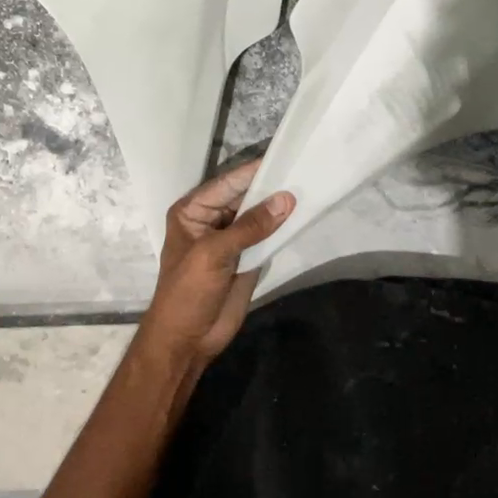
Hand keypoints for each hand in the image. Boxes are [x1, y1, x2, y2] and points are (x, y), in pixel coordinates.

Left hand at [147, 160, 293, 363]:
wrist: (186, 341)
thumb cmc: (187, 293)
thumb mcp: (214, 254)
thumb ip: (250, 226)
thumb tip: (287, 199)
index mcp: (194, 211)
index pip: (229, 183)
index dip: (255, 171)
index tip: (286, 156)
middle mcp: (212, 219)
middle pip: (246, 196)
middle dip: (272, 187)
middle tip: (305, 170)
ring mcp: (232, 239)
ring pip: (260, 215)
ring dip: (280, 206)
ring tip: (311, 187)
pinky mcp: (248, 257)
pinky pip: (268, 235)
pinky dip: (284, 227)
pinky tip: (304, 215)